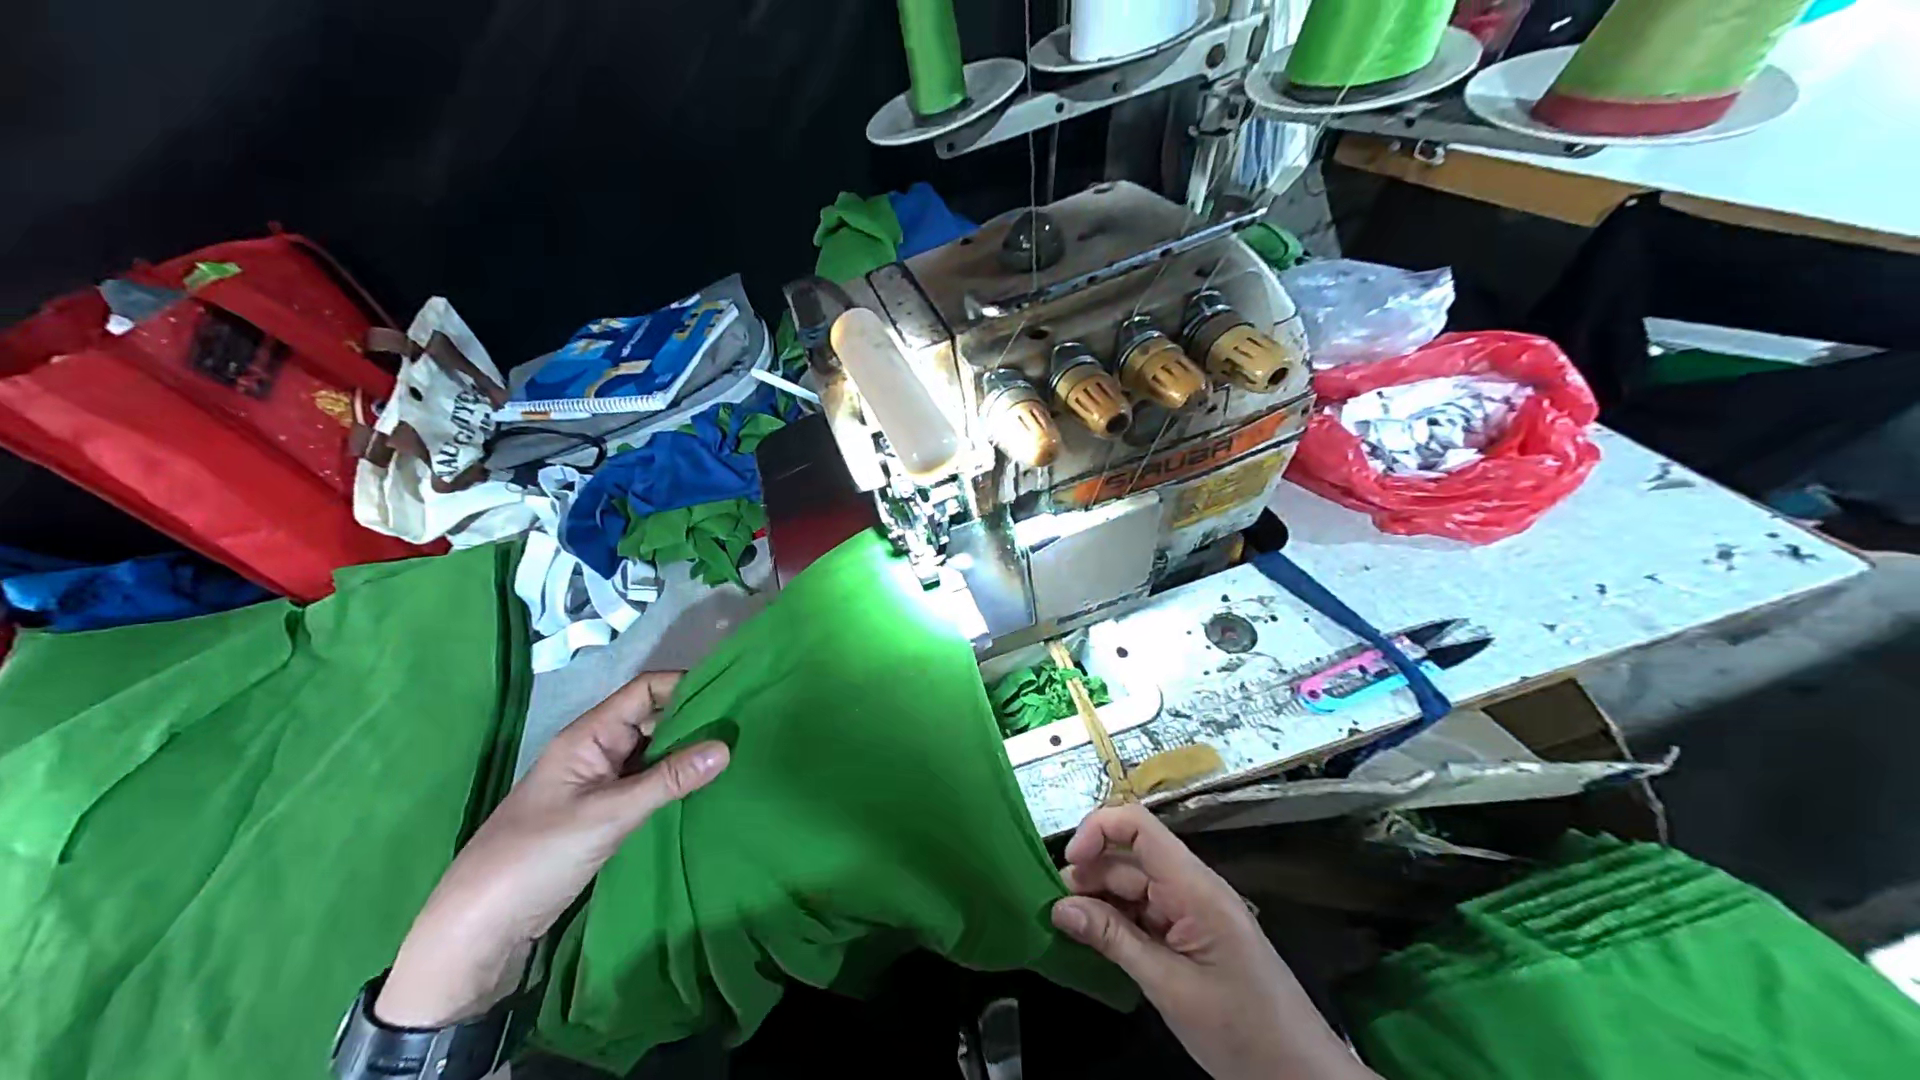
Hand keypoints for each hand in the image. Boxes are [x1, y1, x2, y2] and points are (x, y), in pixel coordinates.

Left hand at [375, 671, 728, 1027]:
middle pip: (654, 718)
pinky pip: (649, 782)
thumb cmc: (535, 857)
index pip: (645, 690)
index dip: (685, 685)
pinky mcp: (606, 811)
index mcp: (589, 736)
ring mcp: (602, 782)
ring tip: (737, 751)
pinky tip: (706, 786)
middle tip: (745, 725)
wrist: (480, 929)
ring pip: (654, 752)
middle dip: (696, 718)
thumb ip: (668, 780)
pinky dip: (676, 780)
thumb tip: (726, 746)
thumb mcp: (607, 815)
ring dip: (688, 751)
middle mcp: (598, 750)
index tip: (731, 691)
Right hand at [1051, 805, 1378, 1079]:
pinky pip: (1142, 913)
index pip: (1139, 826)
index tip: (1068, 864)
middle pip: (1129, 859)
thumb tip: (1060, 908)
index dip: (1098, 830)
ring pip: (1131, 886)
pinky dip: (1115, 923)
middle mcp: (1191, 887)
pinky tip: (1093, 941)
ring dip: (1098, 902)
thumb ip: (1114, 940)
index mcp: (1194, 887)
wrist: (1301, 1077)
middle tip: (1056, 911)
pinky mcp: (1189, 933)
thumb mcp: (1169, 986)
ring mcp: (1190, 910)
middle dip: (1089, 876)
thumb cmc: (1241, 1030)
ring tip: (1068, 929)